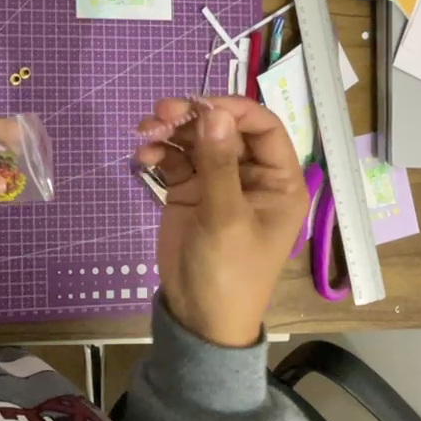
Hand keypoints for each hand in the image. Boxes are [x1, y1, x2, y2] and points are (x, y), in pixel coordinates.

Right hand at [134, 96, 309, 347]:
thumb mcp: (226, 218)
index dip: (231, 109)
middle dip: (191, 116)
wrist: (198, 315)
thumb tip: (213, 112)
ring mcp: (217, 182)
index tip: (196, 104)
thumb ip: (218, 164)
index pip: (263, 128)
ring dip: (170, 131)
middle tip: (159, 112)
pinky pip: (175, 160)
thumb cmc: (228, 271)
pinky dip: (159, 153)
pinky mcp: (190, 191)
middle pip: (223, 128)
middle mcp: (250, 175)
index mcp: (278, 181)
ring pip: (195, 139)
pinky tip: (142, 157)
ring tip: (143, 131)